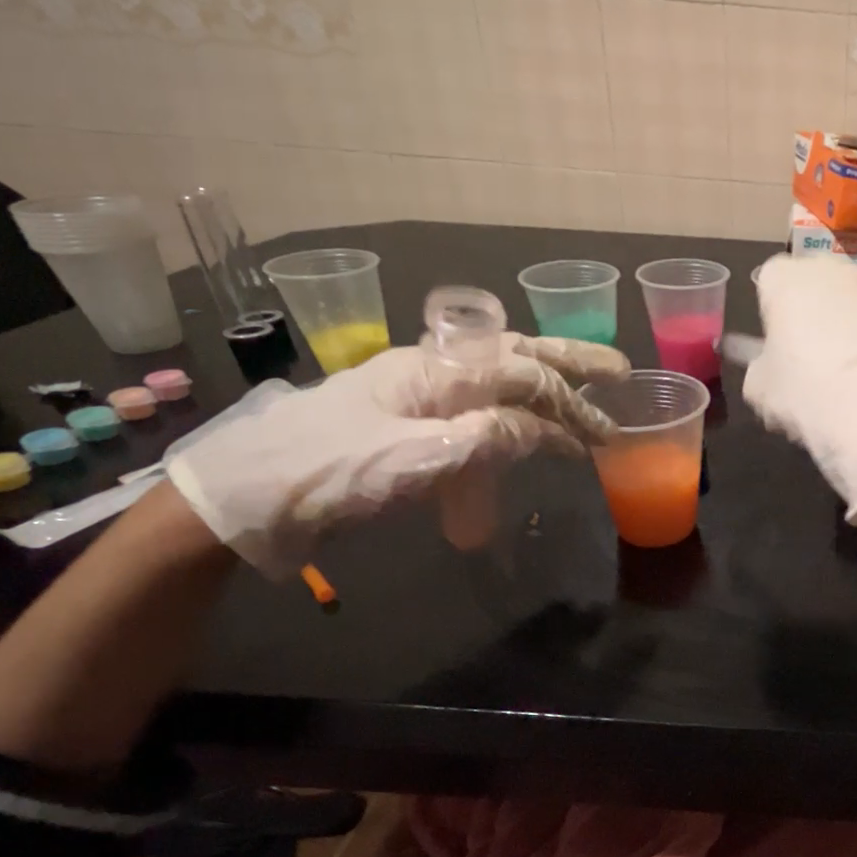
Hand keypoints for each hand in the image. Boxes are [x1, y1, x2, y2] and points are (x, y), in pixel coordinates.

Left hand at [169, 333, 627, 574]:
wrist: (240, 500)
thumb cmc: (327, 473)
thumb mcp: (417, 459)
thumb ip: (489, 438)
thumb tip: (549, 431)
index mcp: (435, 370)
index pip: (522, 374)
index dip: (570, 404)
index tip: (605, 437)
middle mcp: (428, 370)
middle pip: (513, 356)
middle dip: (568, 365)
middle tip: (617, 373)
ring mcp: (412, 394)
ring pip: (492, 379)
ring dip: (541, 387)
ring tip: (578, 397)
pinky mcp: (400, 423)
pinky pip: (469, 408)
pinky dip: (504, 418)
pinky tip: (513, 434)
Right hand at [745, 255, 856, 523]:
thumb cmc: (808, 398)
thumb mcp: (761, 390)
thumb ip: (763, 365)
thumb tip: (771, 367)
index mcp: (786, 280)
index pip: (773, 282)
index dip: (778, 315)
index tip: (783, 347)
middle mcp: (835, 269)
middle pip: (822, 285)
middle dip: (822, 313)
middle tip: (823, 360)